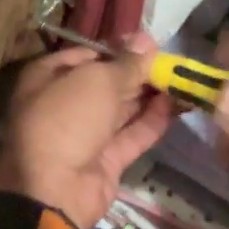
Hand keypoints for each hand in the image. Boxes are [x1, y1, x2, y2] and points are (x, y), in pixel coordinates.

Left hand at [0, 36, 171, 228]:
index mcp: (47, 78)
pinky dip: (153, 120)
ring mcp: (84, 134)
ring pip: (121, 109)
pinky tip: (178, 104)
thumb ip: (126, 63)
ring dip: (149, 94)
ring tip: (181, 78)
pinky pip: (132, 134)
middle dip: (136, 72)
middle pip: (105, 82)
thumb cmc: (67, 118)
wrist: (54, 189)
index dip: (116, 49)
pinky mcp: (105, 160)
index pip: (86, 56)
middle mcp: (64, 104)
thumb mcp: (97, 80)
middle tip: (172, 61)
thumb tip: (147, 39)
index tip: (149, 44)